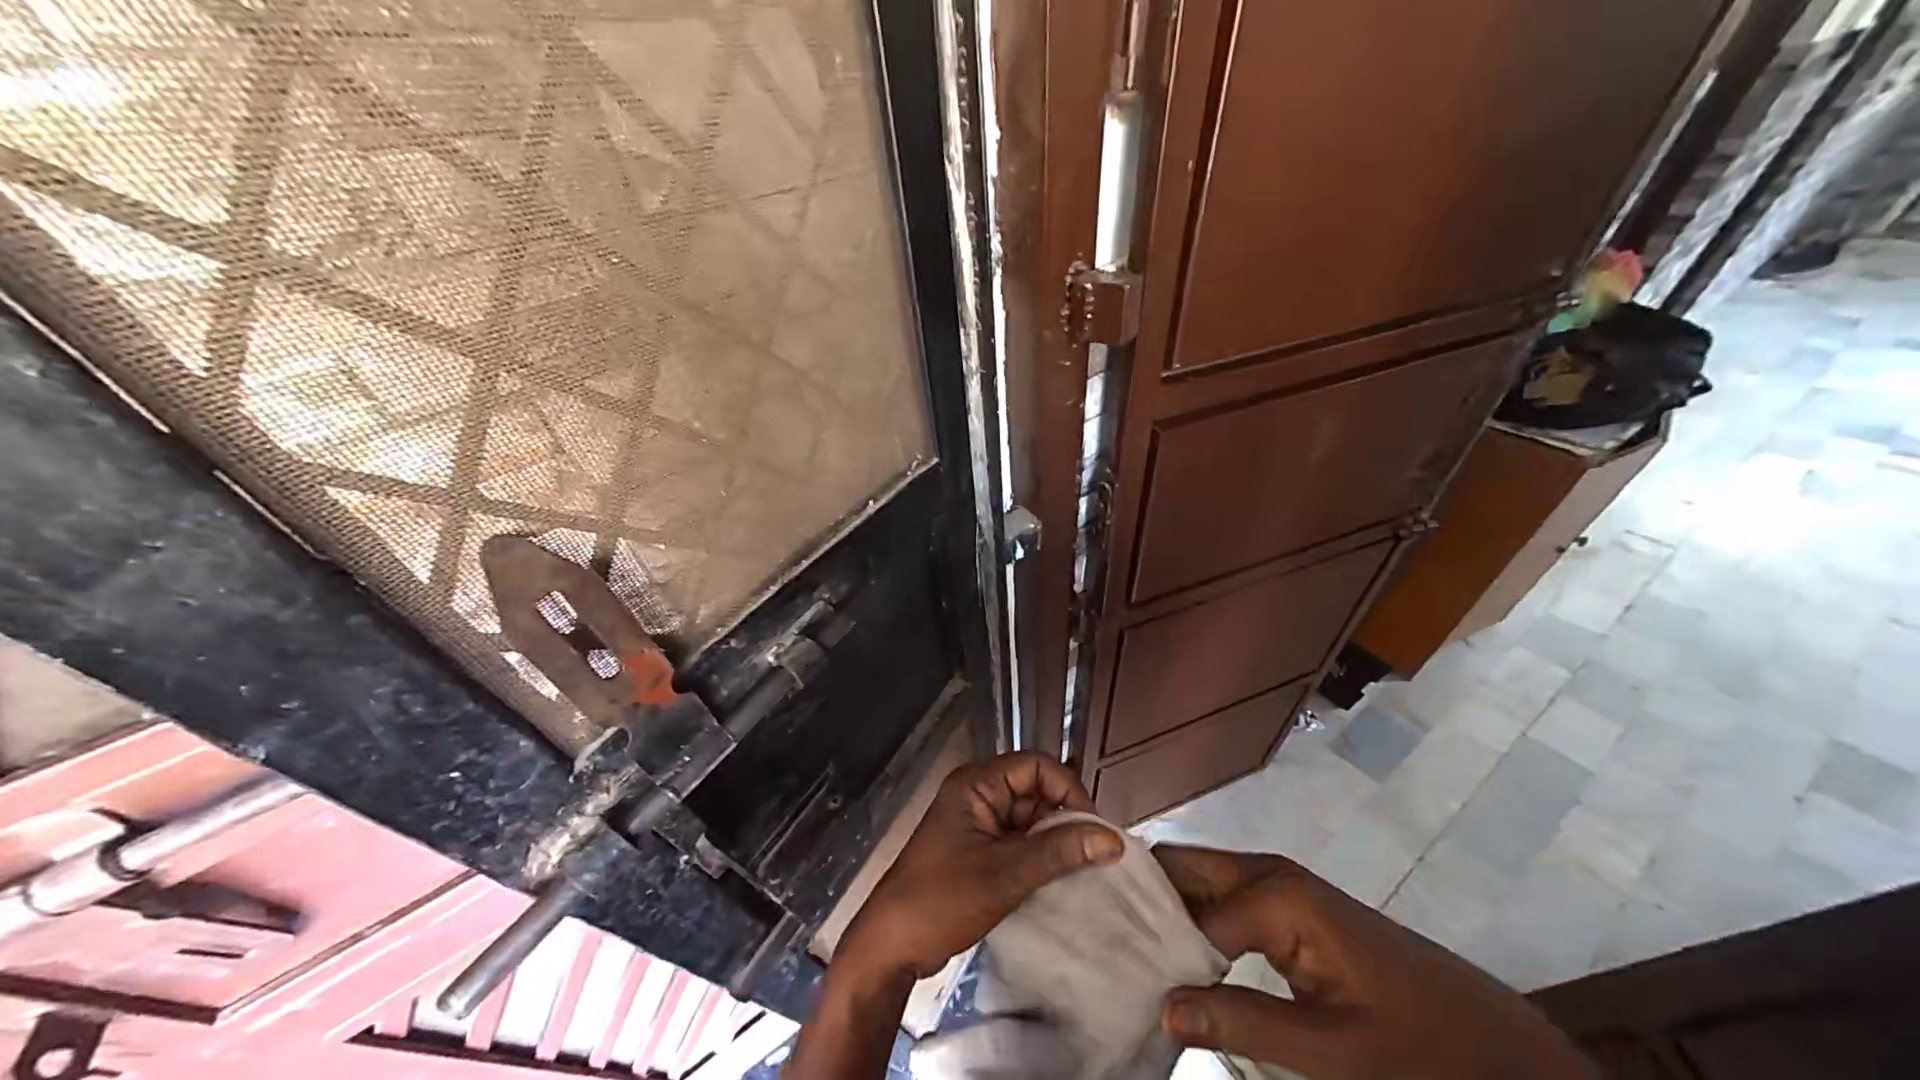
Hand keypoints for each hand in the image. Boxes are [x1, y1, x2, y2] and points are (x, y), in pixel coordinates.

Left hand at [834, 752, 1125, 982]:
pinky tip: (1061, 879)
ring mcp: (979, 823)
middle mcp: (978, 795)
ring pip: (1032, 818)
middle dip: (1065, 818)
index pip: (1036, 766)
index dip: (1068, 790)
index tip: (1092, 828)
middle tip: (1093, 854)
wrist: (893, 944)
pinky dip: (1042, 856)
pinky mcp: (981, 849)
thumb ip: (1059, 852)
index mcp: (976, 785)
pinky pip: (1022, 841)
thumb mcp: (1005, 874)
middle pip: (1037, 790)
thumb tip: (1112, 839)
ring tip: (1082, 869)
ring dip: (1056, 840)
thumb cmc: (941, 899)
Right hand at [1152, 846, 1595, 1079]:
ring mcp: (1281, 888)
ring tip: (1129, 948)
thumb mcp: (1334, 1053)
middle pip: (1185, 870)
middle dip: (1146, 898)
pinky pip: (1225, 903)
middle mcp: (1271, 875)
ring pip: (1201, 884)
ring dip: (1167, 912)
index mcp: (1278, 897)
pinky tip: (1176, 956)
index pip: (1188, 915)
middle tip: (1107, 936)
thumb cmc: (1421, 1047)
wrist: (1498, 1048)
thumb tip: (1163, 1005)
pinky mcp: (1291, 910)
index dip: (1152, 943)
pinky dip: (1196, 924)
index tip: (1113, 968)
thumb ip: (1244, 1024)